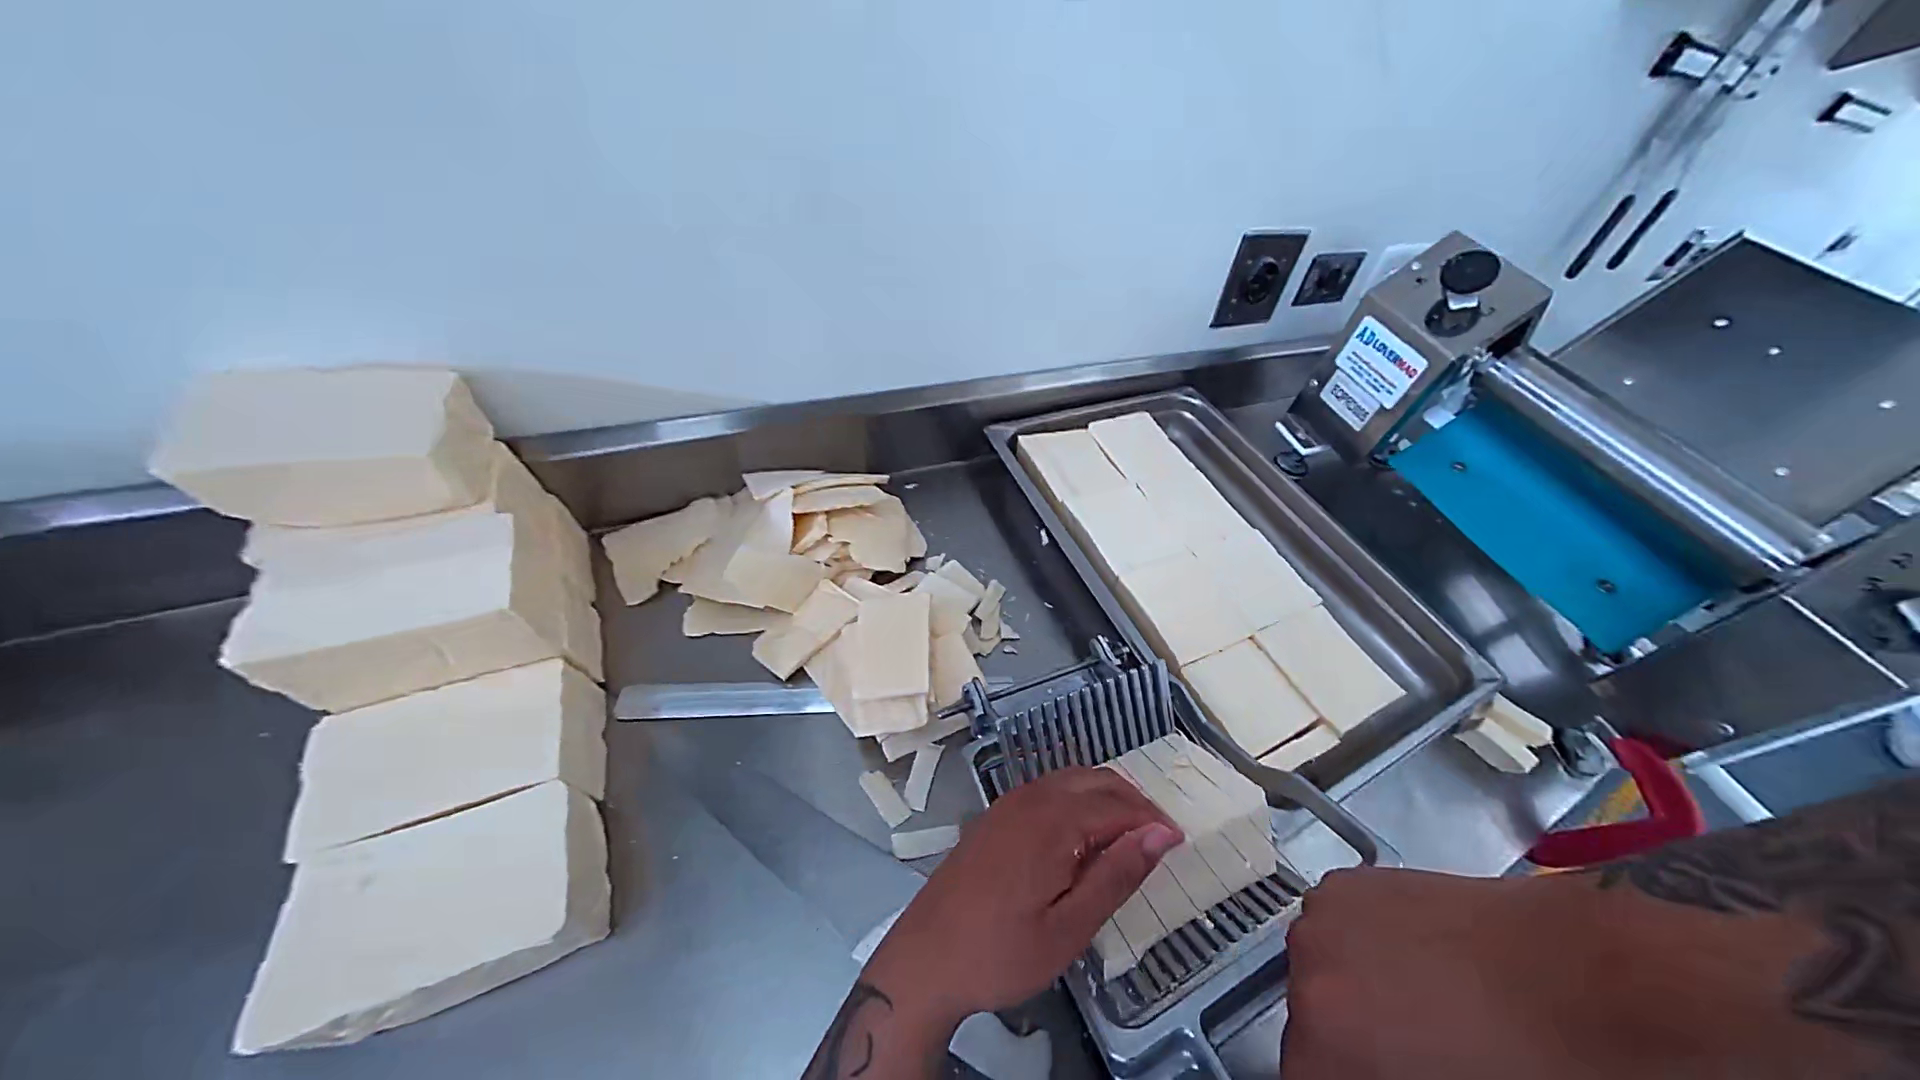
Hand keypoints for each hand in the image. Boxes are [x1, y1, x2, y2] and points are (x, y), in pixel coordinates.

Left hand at [805, 767, 1181, 1077]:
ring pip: (1071, 780)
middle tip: (1158, 839)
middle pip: (1096, 781)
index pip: (1118, 806)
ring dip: (1105, 798)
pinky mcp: (995, 815)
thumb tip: (1159, 835)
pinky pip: (1048, 789)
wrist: (926, 957)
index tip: (1179, 843)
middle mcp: (1030, 799)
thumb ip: (1116, 875)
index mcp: (1052, 822)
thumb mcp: (1069, 928)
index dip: (1152, 821)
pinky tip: (1083, 835)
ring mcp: (1008, 803)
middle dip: (1133, 803)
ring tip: (1129, 838)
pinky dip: (1077, 799)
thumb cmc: (1001, 952)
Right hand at [1281, 867, 1871, 1079]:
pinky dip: (1365, 944)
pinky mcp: (1347, 881)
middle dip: (1350, 1040)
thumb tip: (1371, 1066)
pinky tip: (1422, 959)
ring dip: (1351, 987)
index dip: (1347, 1078)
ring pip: (1320, 967)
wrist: (1591, 983)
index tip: (1377, 1076)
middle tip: (1410, 1052)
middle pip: (1308, 1021)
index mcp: (1323, 1045)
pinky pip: (1338, 925)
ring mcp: (1322, 916)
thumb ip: (1378, 1079)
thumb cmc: (1538, 1071)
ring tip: (1423, 1002)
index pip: (1302, 1074)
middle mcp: (1305, 972)